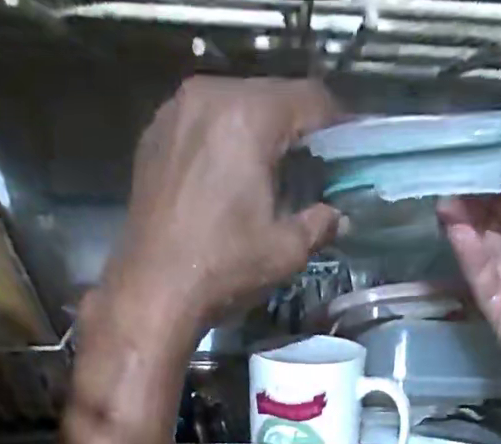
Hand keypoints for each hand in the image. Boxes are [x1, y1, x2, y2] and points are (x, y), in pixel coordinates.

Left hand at [97, 77, 342, 344]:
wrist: (152, 291)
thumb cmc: (223, 268)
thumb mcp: (285, 251)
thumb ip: (319, 224)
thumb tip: (336, 218)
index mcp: (248, 116)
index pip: (310, 98)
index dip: (337, 123)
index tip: (348, 150)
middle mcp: (209, 97)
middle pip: (269, 95)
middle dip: (294, 128)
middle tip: (310, 165)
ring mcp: (174, 113)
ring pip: (233, 105)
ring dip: (256, 132)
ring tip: (268, 172)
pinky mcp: (152, 137)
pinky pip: (201, 123)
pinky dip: (221, 140)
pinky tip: (228, 177)